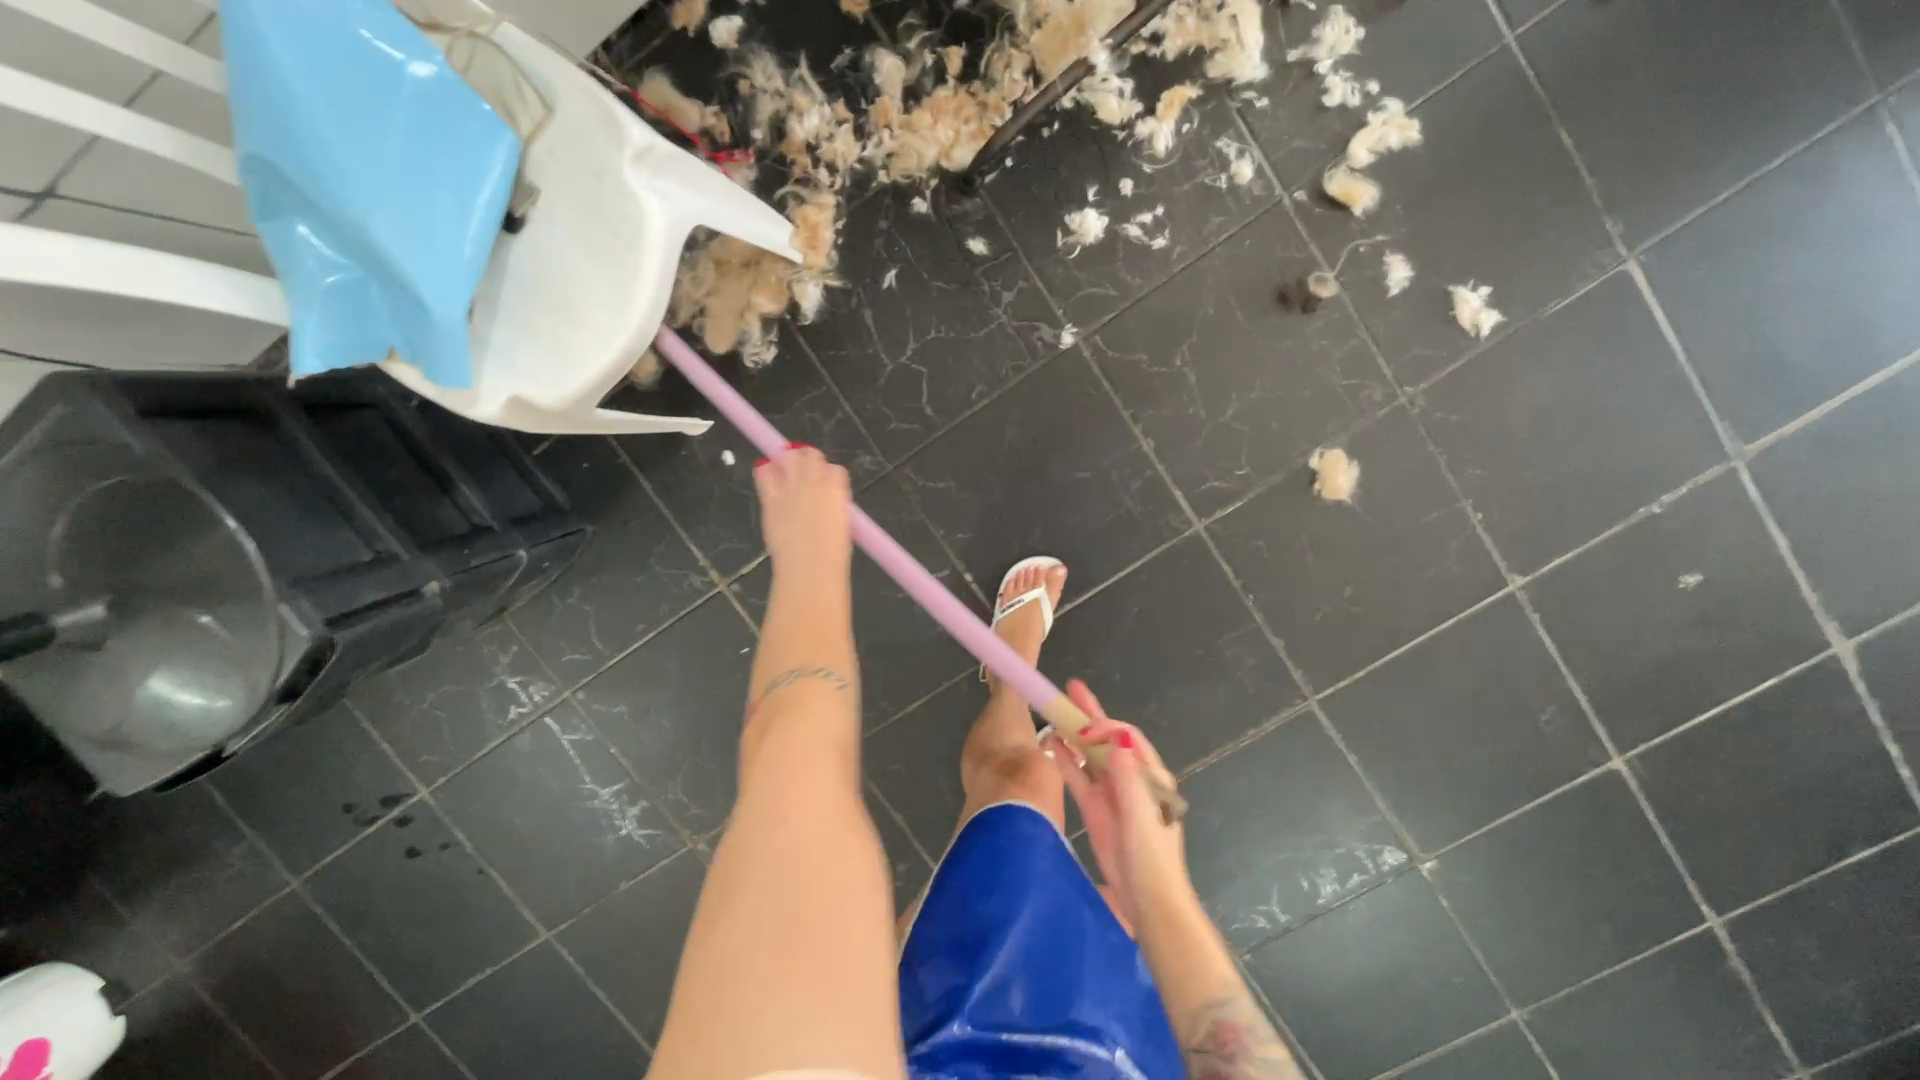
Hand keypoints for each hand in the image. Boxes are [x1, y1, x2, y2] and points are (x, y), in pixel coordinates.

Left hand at [754, 443, 852, 576]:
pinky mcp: (771, 497)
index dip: (830, 477)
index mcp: (837, 489)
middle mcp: (814, 481)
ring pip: (789, 456)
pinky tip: (769, 478)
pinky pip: (765, 473)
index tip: (827, 487)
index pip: (835, 469)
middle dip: (810, 460)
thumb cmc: (833, 553)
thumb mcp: (844, 525)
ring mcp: (791, 487)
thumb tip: (829, 505)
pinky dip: (767, 472)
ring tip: (787, 472)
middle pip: (811, 455)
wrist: (808, 565)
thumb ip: (835, 507)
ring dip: (789, 461)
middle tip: (807, 474)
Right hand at [1045, 680, 1191, 927]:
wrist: (1148, 901)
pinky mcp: (1096, 809)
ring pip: (1090, 756)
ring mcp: (1112, 793)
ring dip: (1074, 735)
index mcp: (1151, 777)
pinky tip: (1050, 745)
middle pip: (1107, 739)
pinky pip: (1079, 778)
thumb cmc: (1152, 858)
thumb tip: (1117, 740)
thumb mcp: (1143, 818)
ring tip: (1054, 711)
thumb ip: (1130, 780)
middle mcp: (1131, 778)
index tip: (1084, 726)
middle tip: (1070, 688)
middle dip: (1090, 714)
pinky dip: (1066, 761)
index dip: (1106, 726)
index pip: (1126, 738)